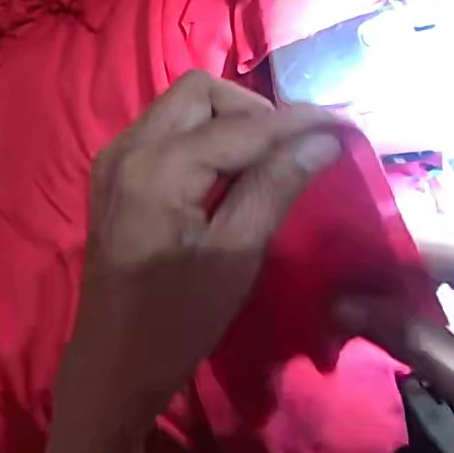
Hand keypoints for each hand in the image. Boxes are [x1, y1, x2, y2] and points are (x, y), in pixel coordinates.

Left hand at [62, 71, 343, 426]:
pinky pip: (162, 129)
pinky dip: (200, 136)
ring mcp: (113, 156)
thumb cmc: (176, 321)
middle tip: (291, 149)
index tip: (342, 124)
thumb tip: (322, 139)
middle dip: (251, 110)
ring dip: (226, 121)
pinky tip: (225, 171)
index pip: (237, 126)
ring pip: (179, 106)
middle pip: (198, 92)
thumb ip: (274, 187)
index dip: (294, 121)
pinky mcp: (111, 172)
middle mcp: (127, 146)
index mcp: (156, 168)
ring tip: (266, 160)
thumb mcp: (234, 257)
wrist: (112, 360)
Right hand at [334, 249, 453, 452]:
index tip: (322, 262)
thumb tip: (337, 303)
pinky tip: (391, 307)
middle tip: (327, 278)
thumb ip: (409, 339)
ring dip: (400, 279)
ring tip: (348, 290)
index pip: (430, 242)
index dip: (373, 251)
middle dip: (381, 263)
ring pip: (446, 265)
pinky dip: (426, 296)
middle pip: (436, 247)